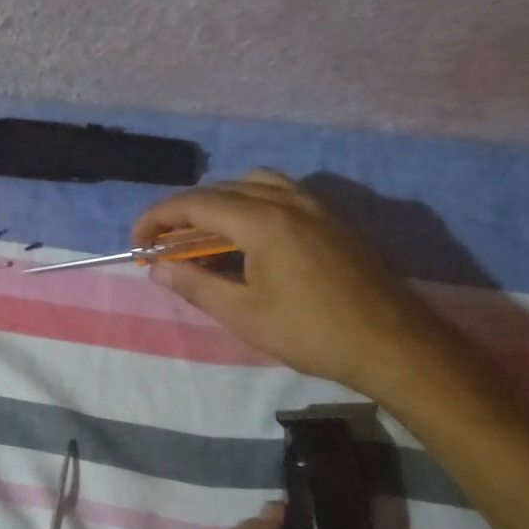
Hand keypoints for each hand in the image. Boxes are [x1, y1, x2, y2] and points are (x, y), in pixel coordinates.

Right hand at [133, 170, 434, 388]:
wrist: (391, 343)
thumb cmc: (311, 333)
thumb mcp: (243, 315)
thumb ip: (195, 284)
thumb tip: (156, 267)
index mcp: (263, 220)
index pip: (196, 203)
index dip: (159, 218)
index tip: (137, 242)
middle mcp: (289, 200)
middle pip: (224, 189)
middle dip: (186, 212)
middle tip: (164, 246)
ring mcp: (316, 206)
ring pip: (255, 185)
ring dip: (221, 204)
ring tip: (204, 239)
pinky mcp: (333, 219)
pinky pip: (281, 195)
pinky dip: (251, 206)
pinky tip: (248, 241)